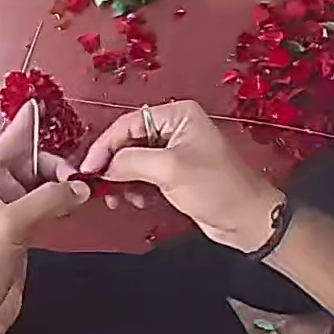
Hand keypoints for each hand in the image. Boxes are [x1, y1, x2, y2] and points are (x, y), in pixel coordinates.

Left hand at [0, 102, 89, 333]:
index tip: (42, 103)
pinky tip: (78, 206)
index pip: (9, 142)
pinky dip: (61, 205)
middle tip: (83, 178)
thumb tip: (82, 187)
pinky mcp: (20, 235)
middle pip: (32, 163)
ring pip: (42, 187)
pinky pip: (45, 209)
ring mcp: (7, 214)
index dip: (27, 123)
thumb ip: (49, 199)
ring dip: (62, 186)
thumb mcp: (11, 223)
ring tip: (87, 190)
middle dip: (57, 165)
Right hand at [78, 101, 284, 251]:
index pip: (128, 123)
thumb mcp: (170, 169)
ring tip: (119, 199)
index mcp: (178, 114)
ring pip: (134, 160)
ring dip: (123, 179)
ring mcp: (176, 150)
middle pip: (129, 141)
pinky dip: (135, 188)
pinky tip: (136, 201)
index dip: (105, 145)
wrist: (246, 219)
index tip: (87, 168)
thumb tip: (103, 166)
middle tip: (98, 187)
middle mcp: (176, 127)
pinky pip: (144, 175)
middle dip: (113, 164)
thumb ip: (131, 161)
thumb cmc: (216, 187)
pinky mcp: (176, 172)